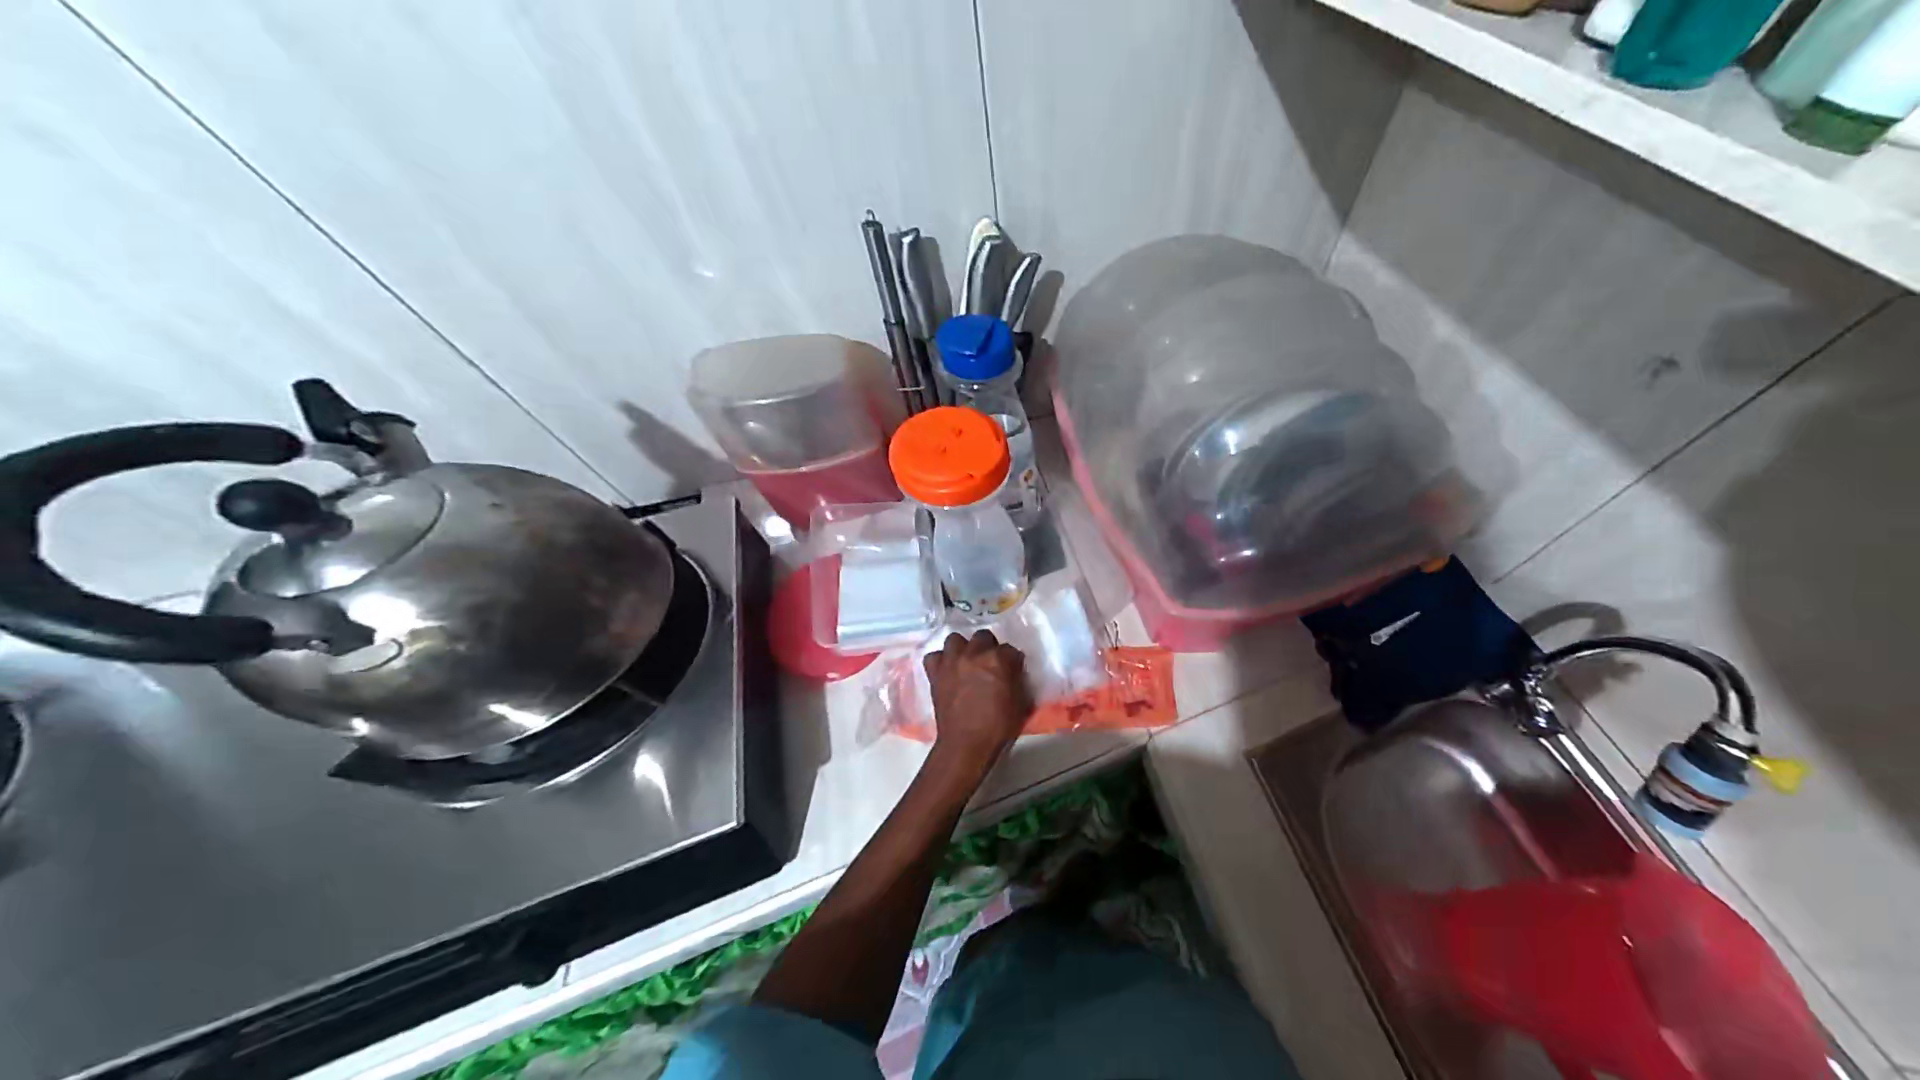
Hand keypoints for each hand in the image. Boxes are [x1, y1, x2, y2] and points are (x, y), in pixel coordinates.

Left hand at [923, 630, 1030, 776]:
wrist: (966, 743)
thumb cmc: (998, 727)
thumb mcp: (1020, 702)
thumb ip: (1017, 680)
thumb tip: (1012, 671)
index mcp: (998, 660)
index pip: (1010, 650)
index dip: (1012, 661)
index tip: (1012, 669)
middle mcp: (973, 654)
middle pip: (983, 636)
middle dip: (989, 647)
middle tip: (990, 664)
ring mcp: (952, 661)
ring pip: (956, 639)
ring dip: (963, 648)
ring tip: (967, 662)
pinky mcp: (935, 672)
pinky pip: (934, 656)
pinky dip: (941, 661)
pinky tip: (947, 670)